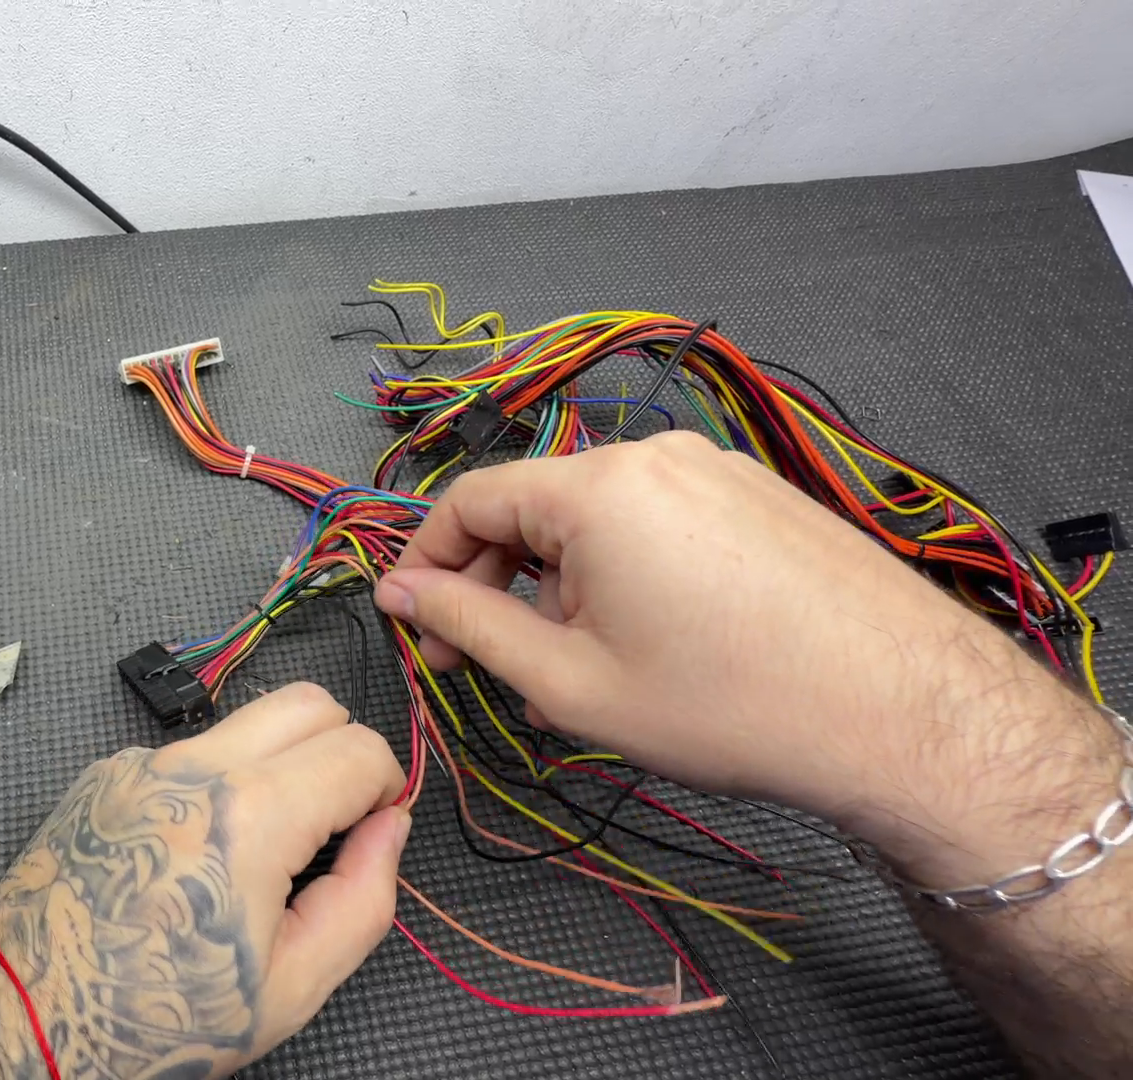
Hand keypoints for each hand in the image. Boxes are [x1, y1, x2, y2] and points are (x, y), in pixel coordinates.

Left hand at [0, 682, 410, 1079]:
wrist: (30, 1008)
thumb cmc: (161, 1015)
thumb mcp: (292, 984)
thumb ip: (364, 897)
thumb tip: (389, 826)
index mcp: (249, 815)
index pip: (358, 748)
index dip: (387, 783)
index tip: (374, 823)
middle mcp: (196, 763)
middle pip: (307, 700)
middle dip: (341, 745)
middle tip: (334, 813)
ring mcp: (145, 758)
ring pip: (248, 718)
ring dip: (280, 759)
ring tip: (263, 838)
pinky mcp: (111, 766)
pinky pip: (192, 747)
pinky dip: (220, 776)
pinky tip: (196, 843)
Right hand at [371, 431, 1115, 888]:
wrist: (922, 727)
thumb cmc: (720, 704)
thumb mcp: (562, 677)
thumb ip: (462, 622)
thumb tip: (394, 591)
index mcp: (594, 487)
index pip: (466, 502)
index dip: (424, 560)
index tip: (409, 617)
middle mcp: (649, 457)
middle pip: (525, 509)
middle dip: (484, 582)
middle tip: (468, 655)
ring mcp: (710, 471)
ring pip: (583, 522)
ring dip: (544, 587)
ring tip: (551, 664)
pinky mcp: (751, 496)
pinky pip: (643, 525)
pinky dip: (605, 575)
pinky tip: (618, 638)